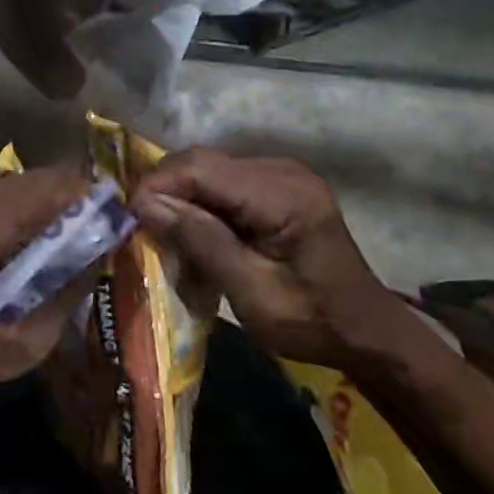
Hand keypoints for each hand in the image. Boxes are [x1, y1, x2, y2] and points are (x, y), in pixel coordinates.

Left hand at [0, 164, 96, 391]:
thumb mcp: (34, 334)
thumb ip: (69, 282)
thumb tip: (114, 239)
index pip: (50, 195)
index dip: (93, 203)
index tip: (123, 221)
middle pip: (50, 180)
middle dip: (87, 199)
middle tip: (116, 226)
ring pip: (44, 178)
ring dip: (74, 198)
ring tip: (98, 227)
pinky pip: (32, 185)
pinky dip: (57, 200)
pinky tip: (71, 227)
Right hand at [131, 149, 412, 372]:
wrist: (366, 332)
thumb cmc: (313, 322)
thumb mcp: (252, 293)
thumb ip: (200, 242)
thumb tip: (144, 204)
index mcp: (284, 195)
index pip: (201, 169)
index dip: (157, 186)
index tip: (128, 218)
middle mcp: (282, 170)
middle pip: (202, 162)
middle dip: (165, 190)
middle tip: (141, 228)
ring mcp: (281, 173)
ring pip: (207, 168)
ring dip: (180, 197)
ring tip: (164, 233)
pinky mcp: (277, 184)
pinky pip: (223, 180)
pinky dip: (200, 202)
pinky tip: (194, 231)